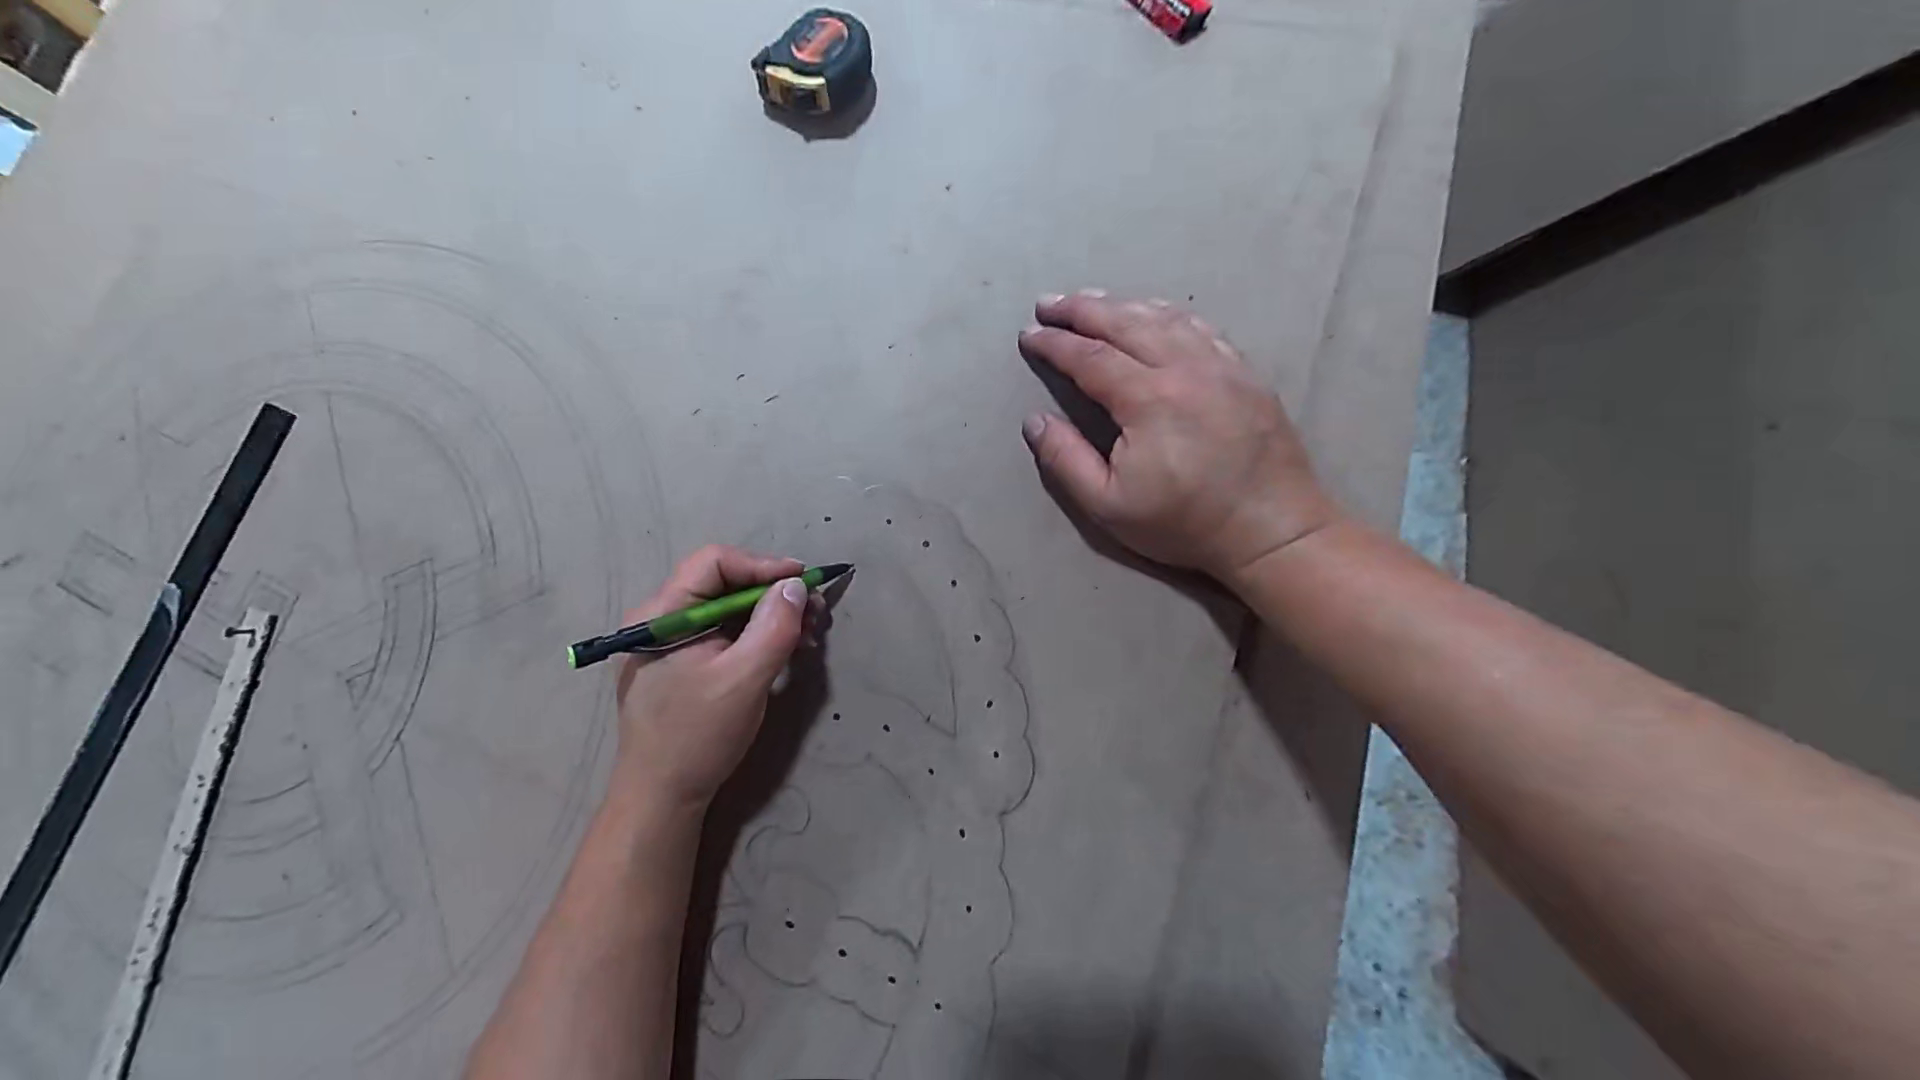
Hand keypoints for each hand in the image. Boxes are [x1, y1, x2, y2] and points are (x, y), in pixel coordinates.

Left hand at [611, 546, 819, 810]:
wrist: (662, 798)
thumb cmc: (697, 737)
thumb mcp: (744, 679)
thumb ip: (773, 627)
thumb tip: (796, 585)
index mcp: (662, 614)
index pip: (714, 563)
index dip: (763, 565)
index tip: (803, 581)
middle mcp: (663, 619)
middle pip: (724, 583)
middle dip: (774, 592)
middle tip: (815, 609)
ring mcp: (674, 643)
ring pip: (730, 609)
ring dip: (772, 614)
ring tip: (809, 631)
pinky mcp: (687, 663)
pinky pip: (727, 633)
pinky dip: (760, 635)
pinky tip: (787, 647)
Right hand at [1017, 290, 1342, 583]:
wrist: (1273, 530)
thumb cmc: (1184, 523)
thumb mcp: (1109, 506)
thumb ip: (1065, 460)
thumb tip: (1035, 421)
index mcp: (1148, 399)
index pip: (1089, 357)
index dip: (1054, 344)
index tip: (1028, 335)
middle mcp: (1185, 368)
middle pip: (1125, 322)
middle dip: (1081, 309)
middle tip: (1049, 303)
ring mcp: (1222, 365)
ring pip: (1164, 317)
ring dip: (1121, 305)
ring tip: (1090, 301)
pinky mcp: (1246, 373)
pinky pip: (1200, 328)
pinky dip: (1166, 314)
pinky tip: (1153, 315)